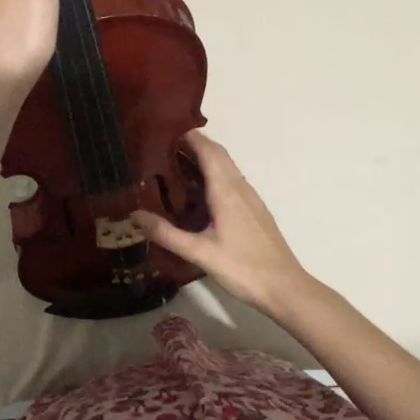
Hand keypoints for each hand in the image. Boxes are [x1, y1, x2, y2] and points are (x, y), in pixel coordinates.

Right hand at [132, 130, 314, 315]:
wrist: (284, 288)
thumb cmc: (243, 268)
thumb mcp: (199, 253)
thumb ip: (167, 234)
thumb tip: (134, 215)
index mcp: (227, 192)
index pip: (208, 151)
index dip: (189, 137)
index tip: (164, 131)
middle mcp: (240, 188)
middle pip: (219, 155)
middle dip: (194, 145)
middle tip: (163, 147)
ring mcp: (251, 199)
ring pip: (227, 168)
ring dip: (204, 159)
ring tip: (174, 166)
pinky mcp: (255, 211)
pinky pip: (232, 182)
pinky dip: (214, 176)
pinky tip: (199, 194)